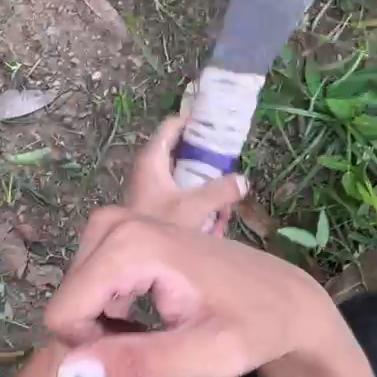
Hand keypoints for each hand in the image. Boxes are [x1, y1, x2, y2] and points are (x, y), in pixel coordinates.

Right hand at [45, 209, 350, 376]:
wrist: (285, 294)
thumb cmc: (254, 327)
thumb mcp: (206, 356)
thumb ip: (135, 365)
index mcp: (129, 246)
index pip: (63, 316)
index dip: (95, 350)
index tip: (145, 352)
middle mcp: (115, 223)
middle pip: (67, 302)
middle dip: (99, 333)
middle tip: (155, 341)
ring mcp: (115, 220)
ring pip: (74, 293)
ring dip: (104, 321)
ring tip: (154, 328)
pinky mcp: (118, 227)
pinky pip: (87, 281)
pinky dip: (109, 305)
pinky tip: (147, 312)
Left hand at [122, 112, 247, 233]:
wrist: (133, 255)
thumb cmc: (160, 225)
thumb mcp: (195, 207)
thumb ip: (221, 191)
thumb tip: (242, 181)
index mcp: (152, 159)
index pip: (171, 126)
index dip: (193, 121)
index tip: (217, 123)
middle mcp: (148, 168)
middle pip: (182, 152)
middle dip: (208, 164)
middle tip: (228, 171)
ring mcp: (150, 186)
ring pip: (185, 177)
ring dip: (206, 190)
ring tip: (223, 211)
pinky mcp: (153, 204)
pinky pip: (180, 195)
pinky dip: (197, 205)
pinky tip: (212, 225)